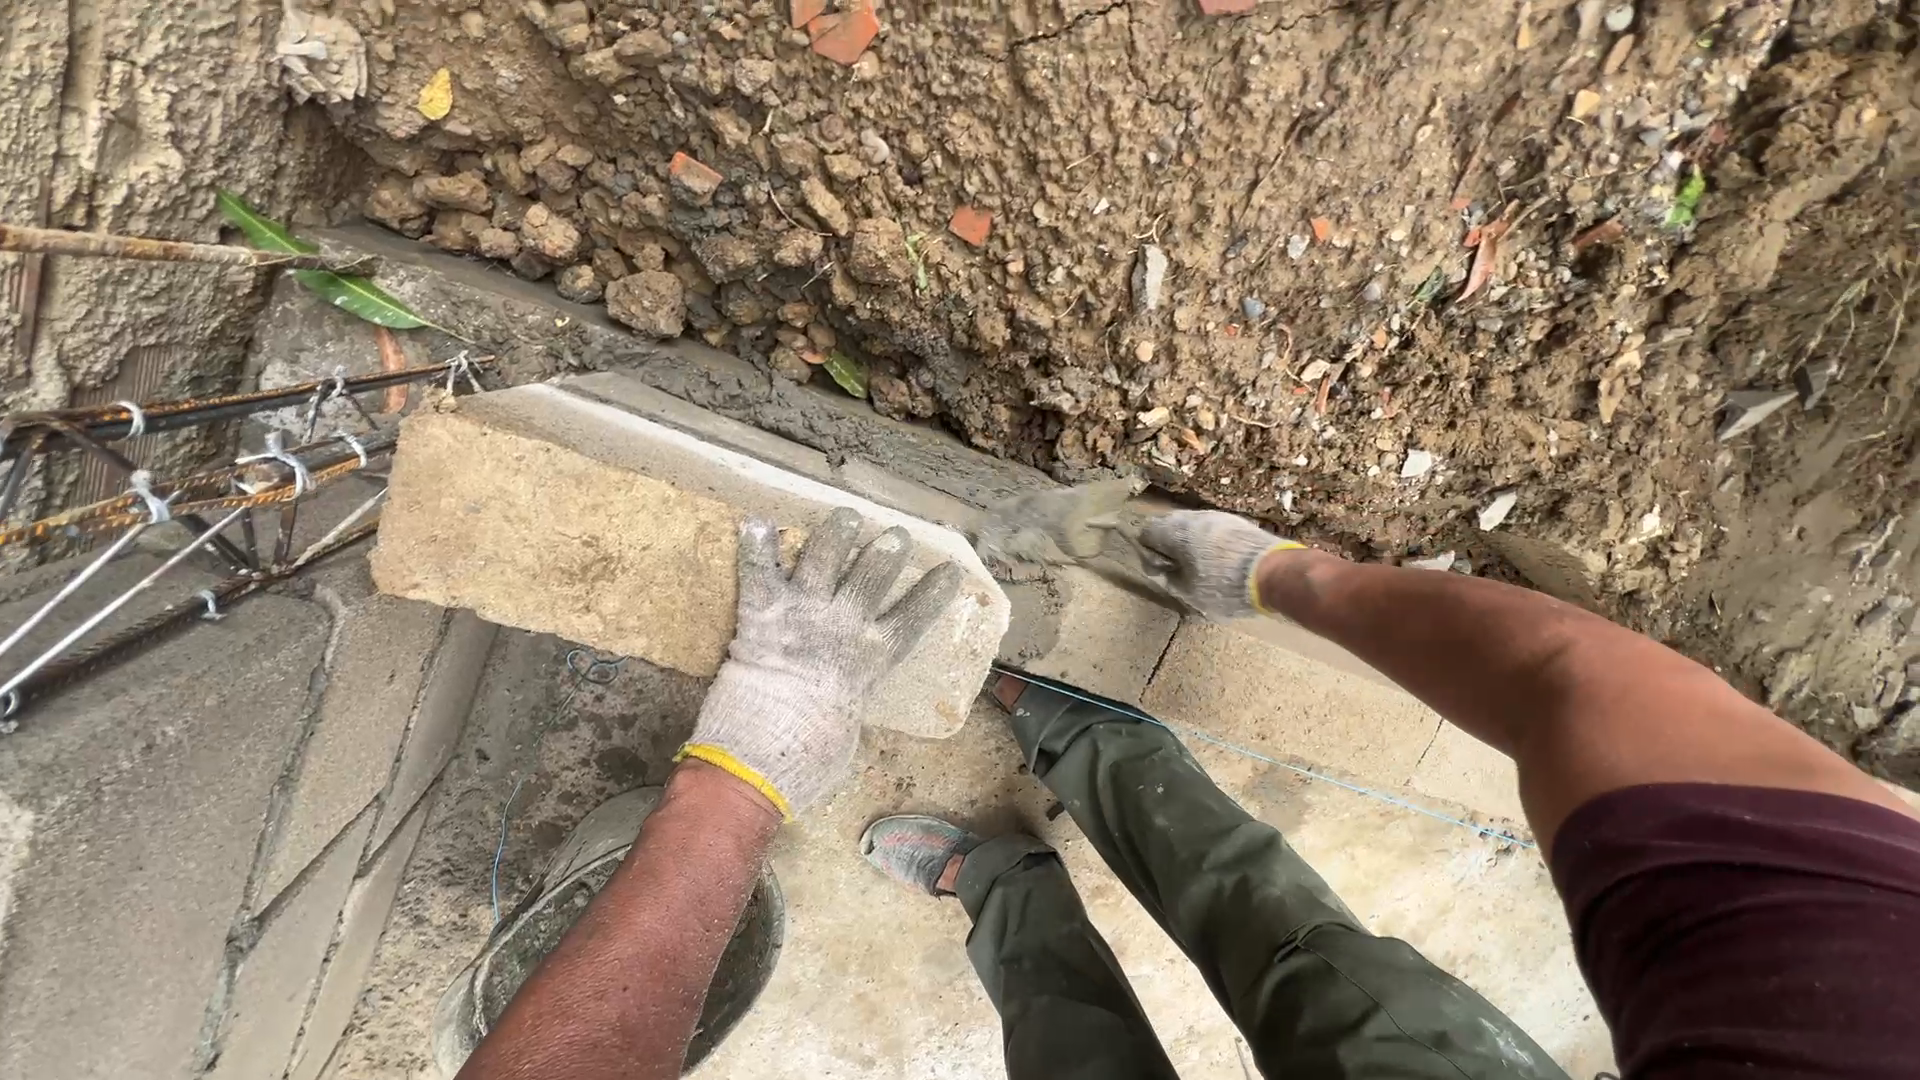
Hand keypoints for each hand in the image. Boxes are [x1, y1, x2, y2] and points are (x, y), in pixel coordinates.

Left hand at [680, 508, 962, 818]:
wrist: (760, 759)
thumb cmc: (809, 760)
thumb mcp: (848, 734)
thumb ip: (849, 705)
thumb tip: (845, 707)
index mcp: (871, 660)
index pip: (914, 619)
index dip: (934, 594)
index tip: (950, 571)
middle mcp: (844, 628)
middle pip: (872, 578)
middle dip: (886, 553)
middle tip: (896, 534)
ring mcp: (804, 615)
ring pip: (824, 561)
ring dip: (836, 536)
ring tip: (848, 516)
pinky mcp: (763, 614)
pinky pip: (759, 573)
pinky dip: (756, 546)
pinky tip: (756, 520)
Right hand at [1137, 509, 1301, 620]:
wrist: (1276, 573)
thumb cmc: (1224, 585)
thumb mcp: (1189, 592)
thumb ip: (1168, 578)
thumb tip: (1159, 570)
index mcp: (1175, 530)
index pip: (1146, 532)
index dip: (1148, 552)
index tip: (1159, 570)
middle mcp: (1194, 517)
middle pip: (1169, 525)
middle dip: (1168, 544)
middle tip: (1178, 569)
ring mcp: (1219, 516)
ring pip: (1193, 526)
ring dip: (1190, 543)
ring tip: (1201, 567)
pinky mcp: (1239, 522)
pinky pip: (1213, 530)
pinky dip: (1209, 542)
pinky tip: (1221, 562)